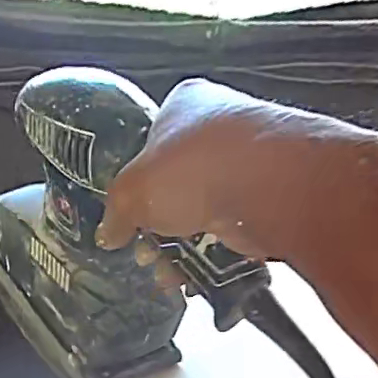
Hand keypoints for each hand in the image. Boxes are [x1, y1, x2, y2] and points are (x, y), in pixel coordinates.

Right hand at [95, 78, 362, 259]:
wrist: (269, 185)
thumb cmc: (191, 171)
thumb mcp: (130, 192)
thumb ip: (115, 214)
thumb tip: (109, 236)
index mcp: (185, 103)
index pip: (149, 141)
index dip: (135, 181)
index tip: (127, 213)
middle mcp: (219, 121)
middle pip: (174, 183)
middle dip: (156, 225)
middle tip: (144, 252)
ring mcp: (249, 155)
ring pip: (200, 209)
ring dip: (179, 246)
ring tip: (167, 273)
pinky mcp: (269, 190)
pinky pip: (227, 227)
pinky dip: (209, 252)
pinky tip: (193, 274)